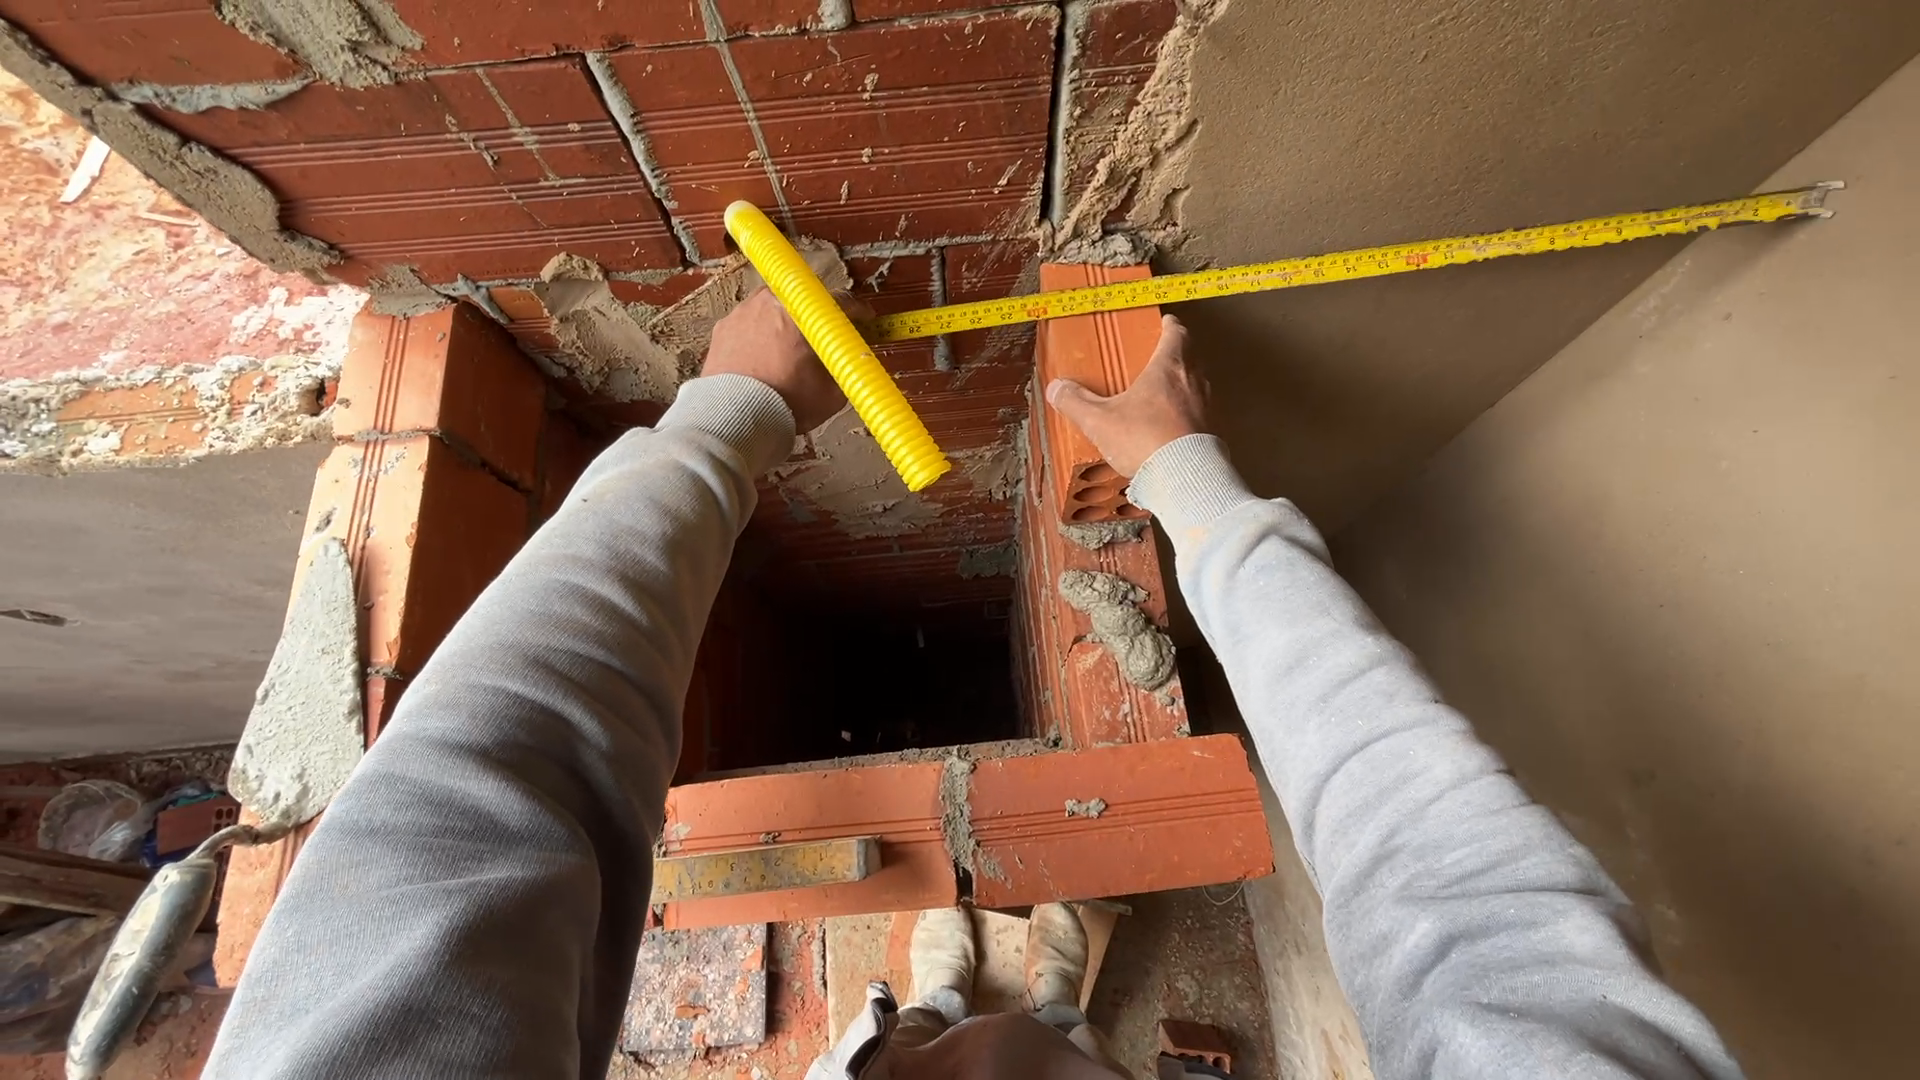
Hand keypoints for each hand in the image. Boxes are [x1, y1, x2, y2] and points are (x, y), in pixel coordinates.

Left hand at [703, 287, 868, 432]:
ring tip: (791, 352)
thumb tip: (852, 363)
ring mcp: (745, 311)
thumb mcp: (832, 394)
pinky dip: (761, 336)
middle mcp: (773, 301)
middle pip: (805, 302)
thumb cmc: (784, 403)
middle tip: (826, 338)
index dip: (857, 312)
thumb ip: (847, 371)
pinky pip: (751, 324)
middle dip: (818, 318)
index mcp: (805, 312)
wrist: (733, 416)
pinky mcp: (724, 326)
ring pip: (775, 310)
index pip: (840, 302)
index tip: (864, 320)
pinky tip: (765, 359)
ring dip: (786, 325)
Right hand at [1044, 314, 1205, 476]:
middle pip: (1191, 356)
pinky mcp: (1212, 431)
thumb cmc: (1145, 440)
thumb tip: (1056, 389)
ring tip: (1164, 393)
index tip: (1166, 322)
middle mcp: (1194, 381)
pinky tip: (1172, 426)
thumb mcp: (1100, 421)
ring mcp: (1207, 406)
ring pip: (1198, 384)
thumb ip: (1076, 402)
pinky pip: (1201, 413)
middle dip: (1178, 352)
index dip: (1170, 326)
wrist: (1184, 477)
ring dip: (1184, 383)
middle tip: (1161, 355)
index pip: (1176, 334)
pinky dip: (1188, 412)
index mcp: (1168, 367)